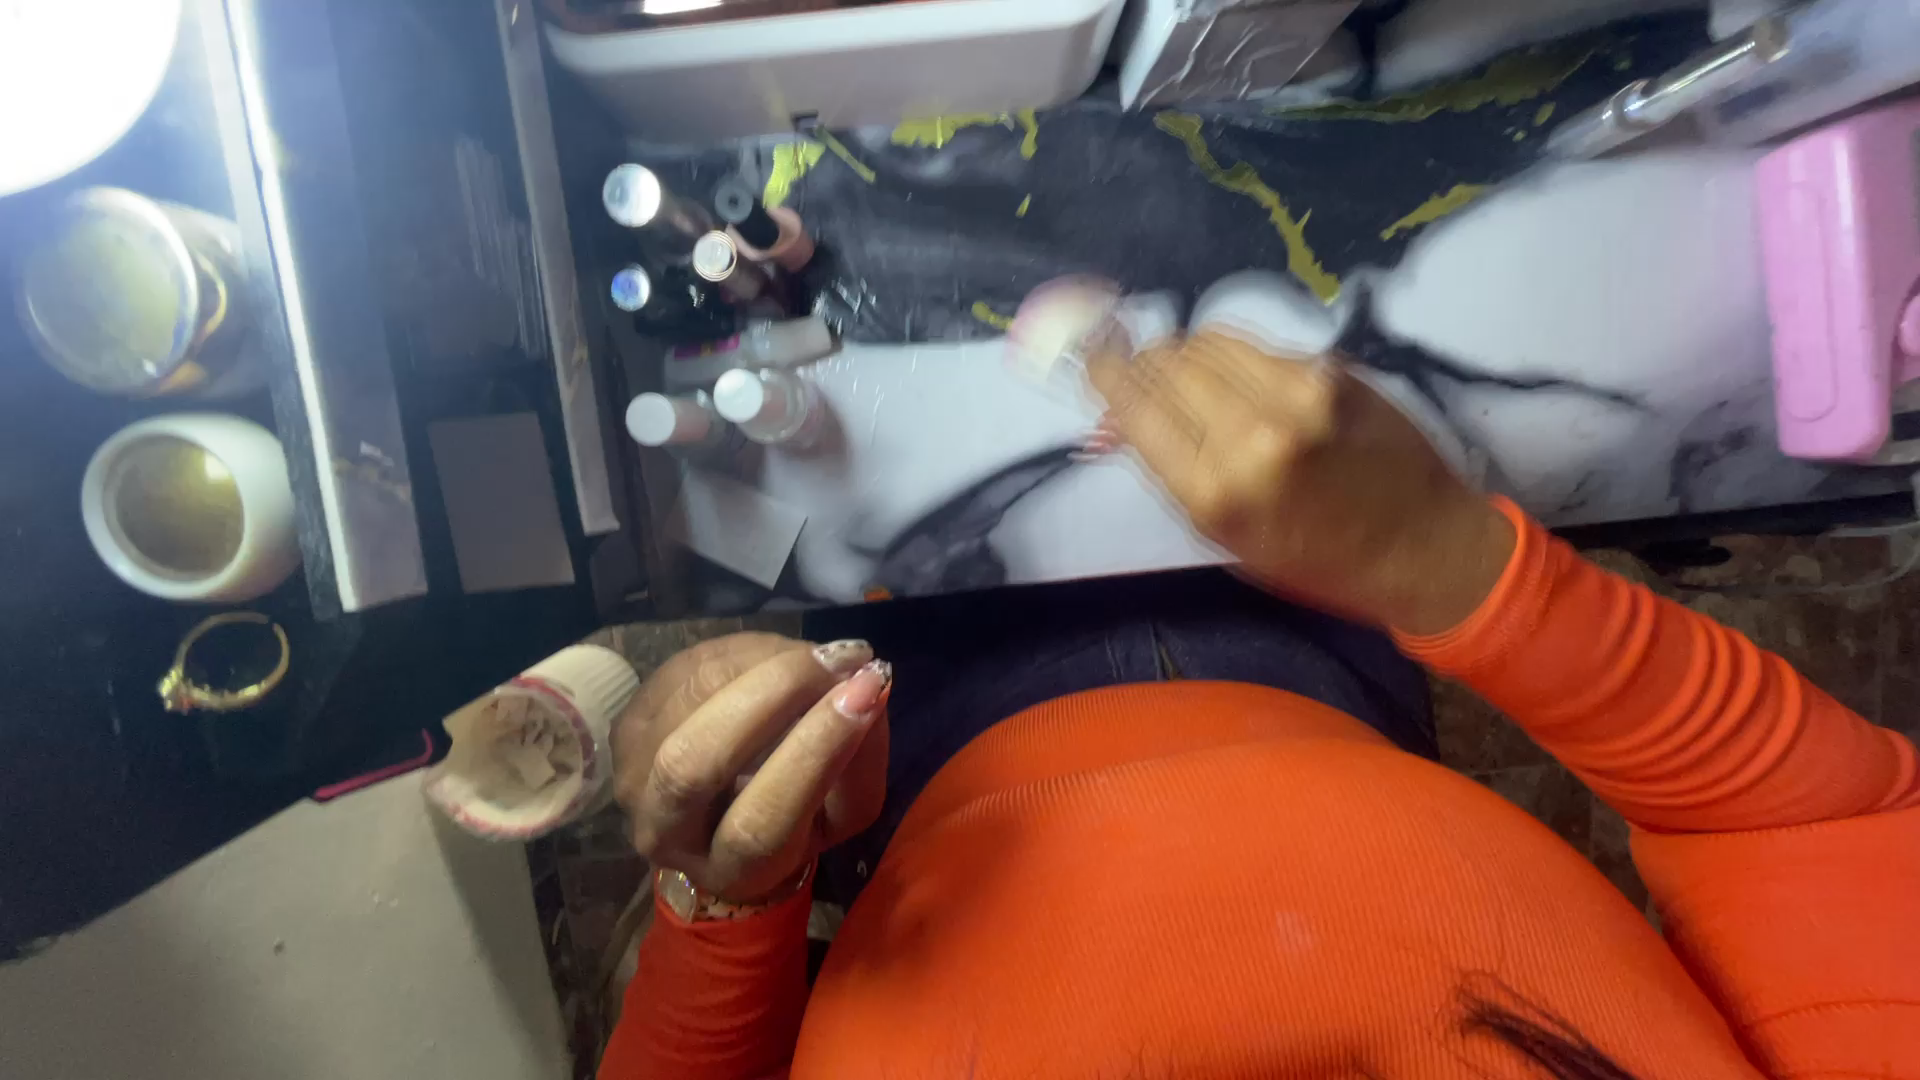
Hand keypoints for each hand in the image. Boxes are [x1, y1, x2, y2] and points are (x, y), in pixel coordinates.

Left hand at [613, 634, 889, 903]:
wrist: (719, 813)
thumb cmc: (793, 817)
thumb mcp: (840, 816)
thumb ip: (861, 766)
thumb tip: (869, 692)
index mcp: (730, 870)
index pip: (759, 822)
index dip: (815, 749)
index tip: (868, 690)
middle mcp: (663, 831)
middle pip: (695, 760)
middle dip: (779, 692)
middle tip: (840, 659)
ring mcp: (633, 771)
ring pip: (695, 695)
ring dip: (770, 659)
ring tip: (820, 656)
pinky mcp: (629, 720)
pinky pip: (688, 666)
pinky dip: (747, 649)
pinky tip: (783, 654)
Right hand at [1086, 330, 1514, 634]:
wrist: (1422, 546)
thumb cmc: (1308, 560)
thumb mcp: (1220, 533)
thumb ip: (1167, 469)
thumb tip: (1113, 422)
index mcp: (1215, 491)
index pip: (1139, 407)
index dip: (1107, 374)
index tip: (1091, 357)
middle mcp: (1253, 433)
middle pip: (1168, 362)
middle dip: (1142, 362)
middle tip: (1138, 371)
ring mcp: (1300, 392)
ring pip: (1208, 340)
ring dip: (1184, 353)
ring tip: (1187, 376)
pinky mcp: (1333, 369)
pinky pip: (1256, 345)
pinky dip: (1232, 357)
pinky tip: (1240, 380)